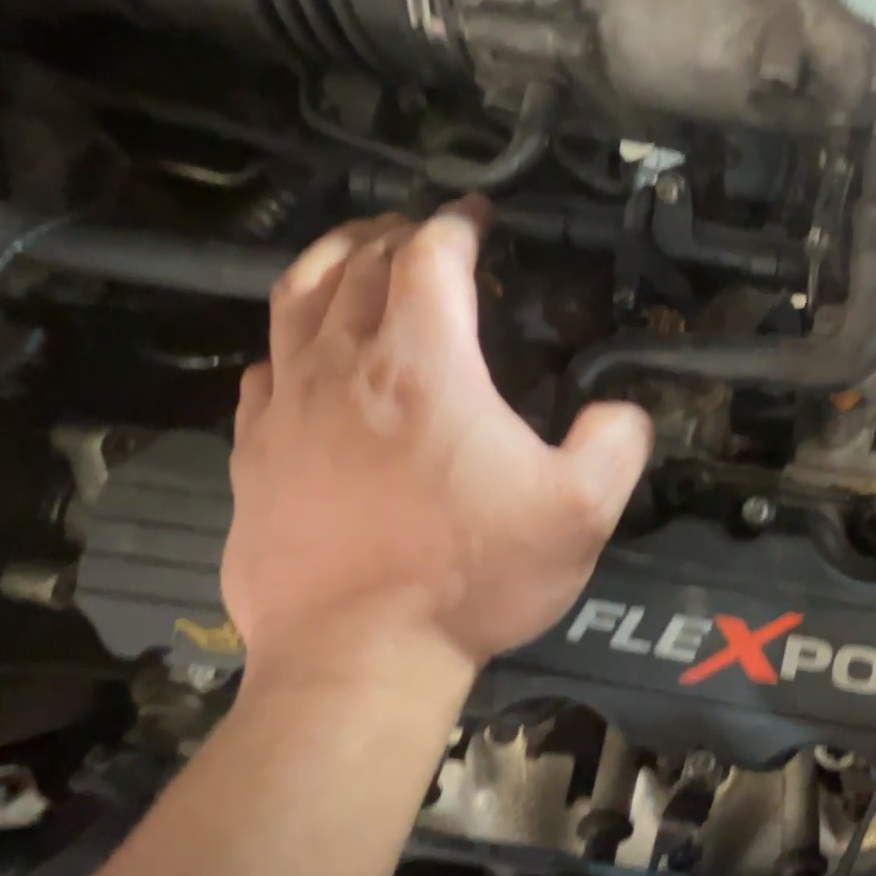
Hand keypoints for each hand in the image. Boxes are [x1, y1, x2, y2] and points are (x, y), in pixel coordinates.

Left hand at [221, 200, 653, 688]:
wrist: (359, 658)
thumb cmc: (476, 574)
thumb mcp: (585, 509)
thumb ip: (619, 441)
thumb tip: (621, 409)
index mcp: (425, 366)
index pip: (430, 259)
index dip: (457, 225)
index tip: (479, 216)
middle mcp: (344, 368)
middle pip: (357, 264)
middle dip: (395, 233)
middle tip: (427, 232)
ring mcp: (286, 410)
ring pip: (295, 301)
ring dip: (334, 264)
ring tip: (361, 256)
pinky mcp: (254, 455)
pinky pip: (266, 368)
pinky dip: (294, 339)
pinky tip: (312, 356)